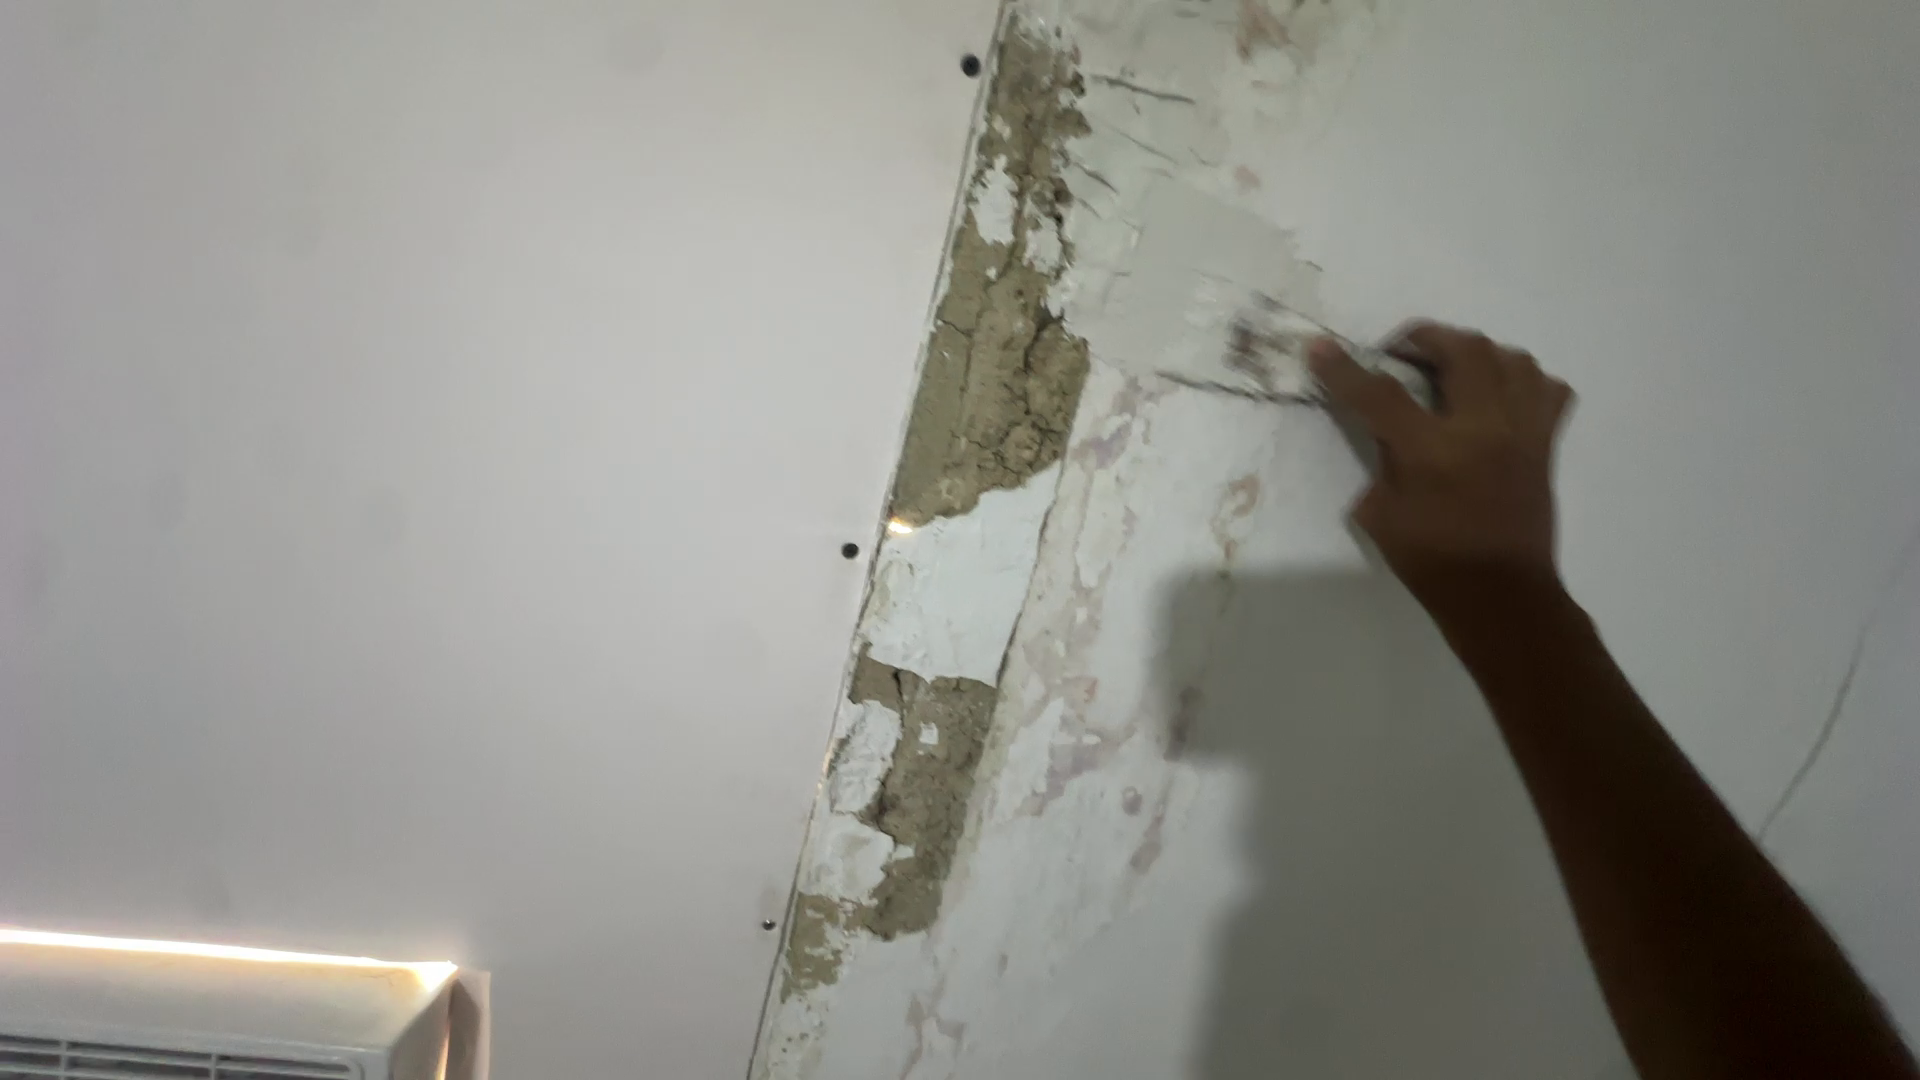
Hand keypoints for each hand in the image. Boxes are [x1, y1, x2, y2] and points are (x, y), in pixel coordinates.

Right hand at [1308, 321, 1573, 600]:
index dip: (1344, 368)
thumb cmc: (1427, 558)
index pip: (1380, 394)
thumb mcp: (1379, 510)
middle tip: (1397, 352)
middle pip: (1462, 350)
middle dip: (1423, 338)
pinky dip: (1519, 379)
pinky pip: (1545, 388)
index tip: (1319, 347)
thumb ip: (1382, 460)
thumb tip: (1388, 433)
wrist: (1497, 591)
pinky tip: (1495, 395)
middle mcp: (1482, 429)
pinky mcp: (1545, 443)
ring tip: (1447, 368)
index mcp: (1431, 452)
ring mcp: (1522, 432)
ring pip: (1510, 357)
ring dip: (1473, 352)